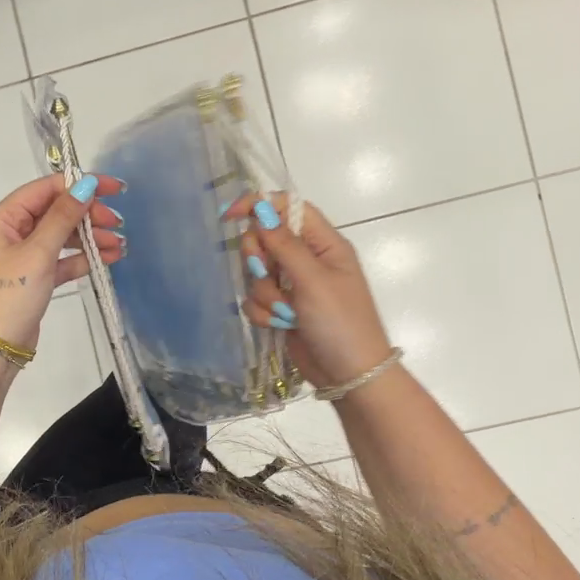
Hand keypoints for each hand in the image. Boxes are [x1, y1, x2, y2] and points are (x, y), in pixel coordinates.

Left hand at [0, 172, 123, 351]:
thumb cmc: (9, 295)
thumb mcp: (37, 253)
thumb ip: (63, 217)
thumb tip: (85, 184)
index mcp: (2, 218)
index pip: (45, 189)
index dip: (80, 185)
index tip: (114, 189)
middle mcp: (10, 232)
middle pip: (55, 212)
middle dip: (88, 215)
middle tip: (118, 224)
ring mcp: (21, 257)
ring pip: (61, 237)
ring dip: (90, 238)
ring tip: (120, 246)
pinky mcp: (32, 279)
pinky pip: (60, 260)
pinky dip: (82, 259)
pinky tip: (107, 259)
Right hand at [224, 193, 393, 387]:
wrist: (349, 374)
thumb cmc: (341, 322)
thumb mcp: (313, 280)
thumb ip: (285, 244)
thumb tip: (260, 209)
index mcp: (324, 243)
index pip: (288, 208)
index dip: (259, 206)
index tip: (230, 216)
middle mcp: (307, 259)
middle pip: (264, 240)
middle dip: (259, 260)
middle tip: (268, 275)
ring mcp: (292, 285)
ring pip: (255, 274)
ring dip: (264, 295)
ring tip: (285, 313)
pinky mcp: (281, 309)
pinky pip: (254, 300)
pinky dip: (262, 313)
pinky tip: (279, 325)